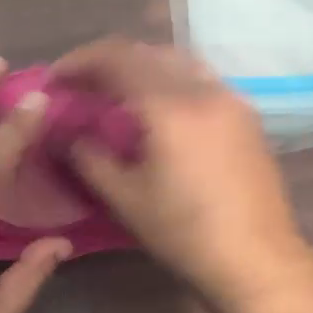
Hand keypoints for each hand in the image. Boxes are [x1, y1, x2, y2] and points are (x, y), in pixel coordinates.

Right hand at [57, 39, 308, 307]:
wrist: (257, 259)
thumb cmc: (185, 233)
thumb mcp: (126, 200)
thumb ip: (90, 159)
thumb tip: (69, 136)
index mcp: (170, 106)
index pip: (117, 58)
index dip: (80, 61)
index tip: (54, 78)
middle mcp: (204, 90)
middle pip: (149, 53)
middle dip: (109, 61)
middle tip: (81, 84)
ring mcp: (231, 100)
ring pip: (178, 62)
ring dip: (141, 67)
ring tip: (116, 93)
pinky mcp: (246, 117)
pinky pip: (199, 81)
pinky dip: (169, 82)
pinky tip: (156, 111)